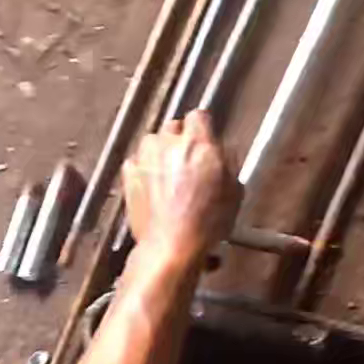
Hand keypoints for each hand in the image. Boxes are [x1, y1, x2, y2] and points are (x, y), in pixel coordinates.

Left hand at [121, 112, 238, 267]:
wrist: (172, 246)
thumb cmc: (205, 225)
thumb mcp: (234, 194)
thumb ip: (228, 163)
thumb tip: (223, 152)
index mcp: (199, 144)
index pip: (199, 116)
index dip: (203, 130)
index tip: (205, 142)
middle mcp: (169, 143)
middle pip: (174, 127)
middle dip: (181, 141)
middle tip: (190, 164)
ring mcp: (145, 157)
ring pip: (153, 142)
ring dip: (161, 154)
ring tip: (170, 178)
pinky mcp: (129, 173)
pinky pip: (137, 162)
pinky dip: (145, 170)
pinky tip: (155, 189)